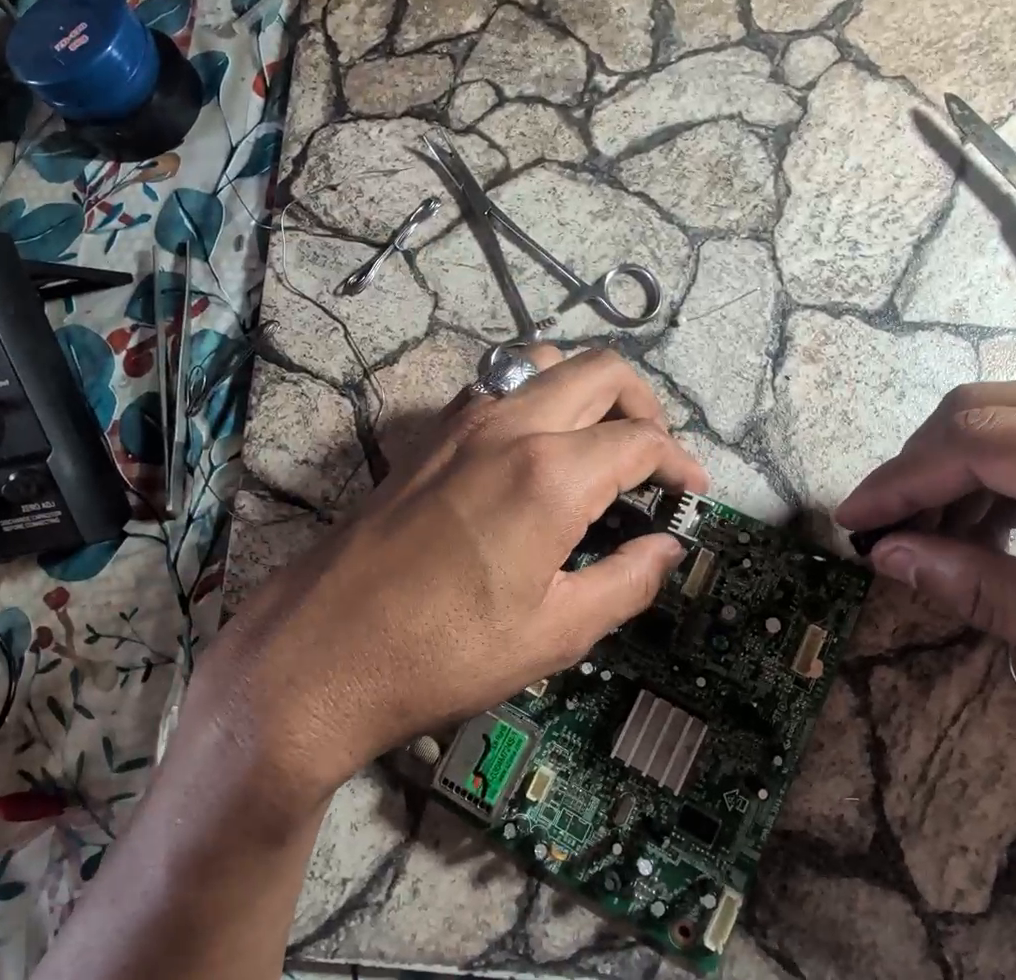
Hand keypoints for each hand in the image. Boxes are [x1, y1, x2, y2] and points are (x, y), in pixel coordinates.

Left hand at [198, 347, 707, 801]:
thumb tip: (669, 549)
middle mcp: (510, 424)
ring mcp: (462, 420)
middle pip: (601, 372)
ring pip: (545, 362)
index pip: (641, 441)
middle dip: (645, 406)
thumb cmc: (445, 652)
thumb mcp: (555, 633)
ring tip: (601, 442)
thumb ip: (628, 583)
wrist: (323, 650)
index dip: (680, 463)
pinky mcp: (429, 434)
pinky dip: (535, 394)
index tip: (692, 492)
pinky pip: (498, 383)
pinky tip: (535, 449)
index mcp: (552, 473)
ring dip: (587, 389)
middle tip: (655, 460)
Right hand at [835, 375, 1015, 839]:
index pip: (987, 438)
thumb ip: (999, 595)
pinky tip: (1011, 512)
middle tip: (889, 534)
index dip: (903, 477)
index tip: (852, 522)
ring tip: (942, 534)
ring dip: (971, 462)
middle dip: (926, 465)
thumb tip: (893, 556)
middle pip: (1000, 404)